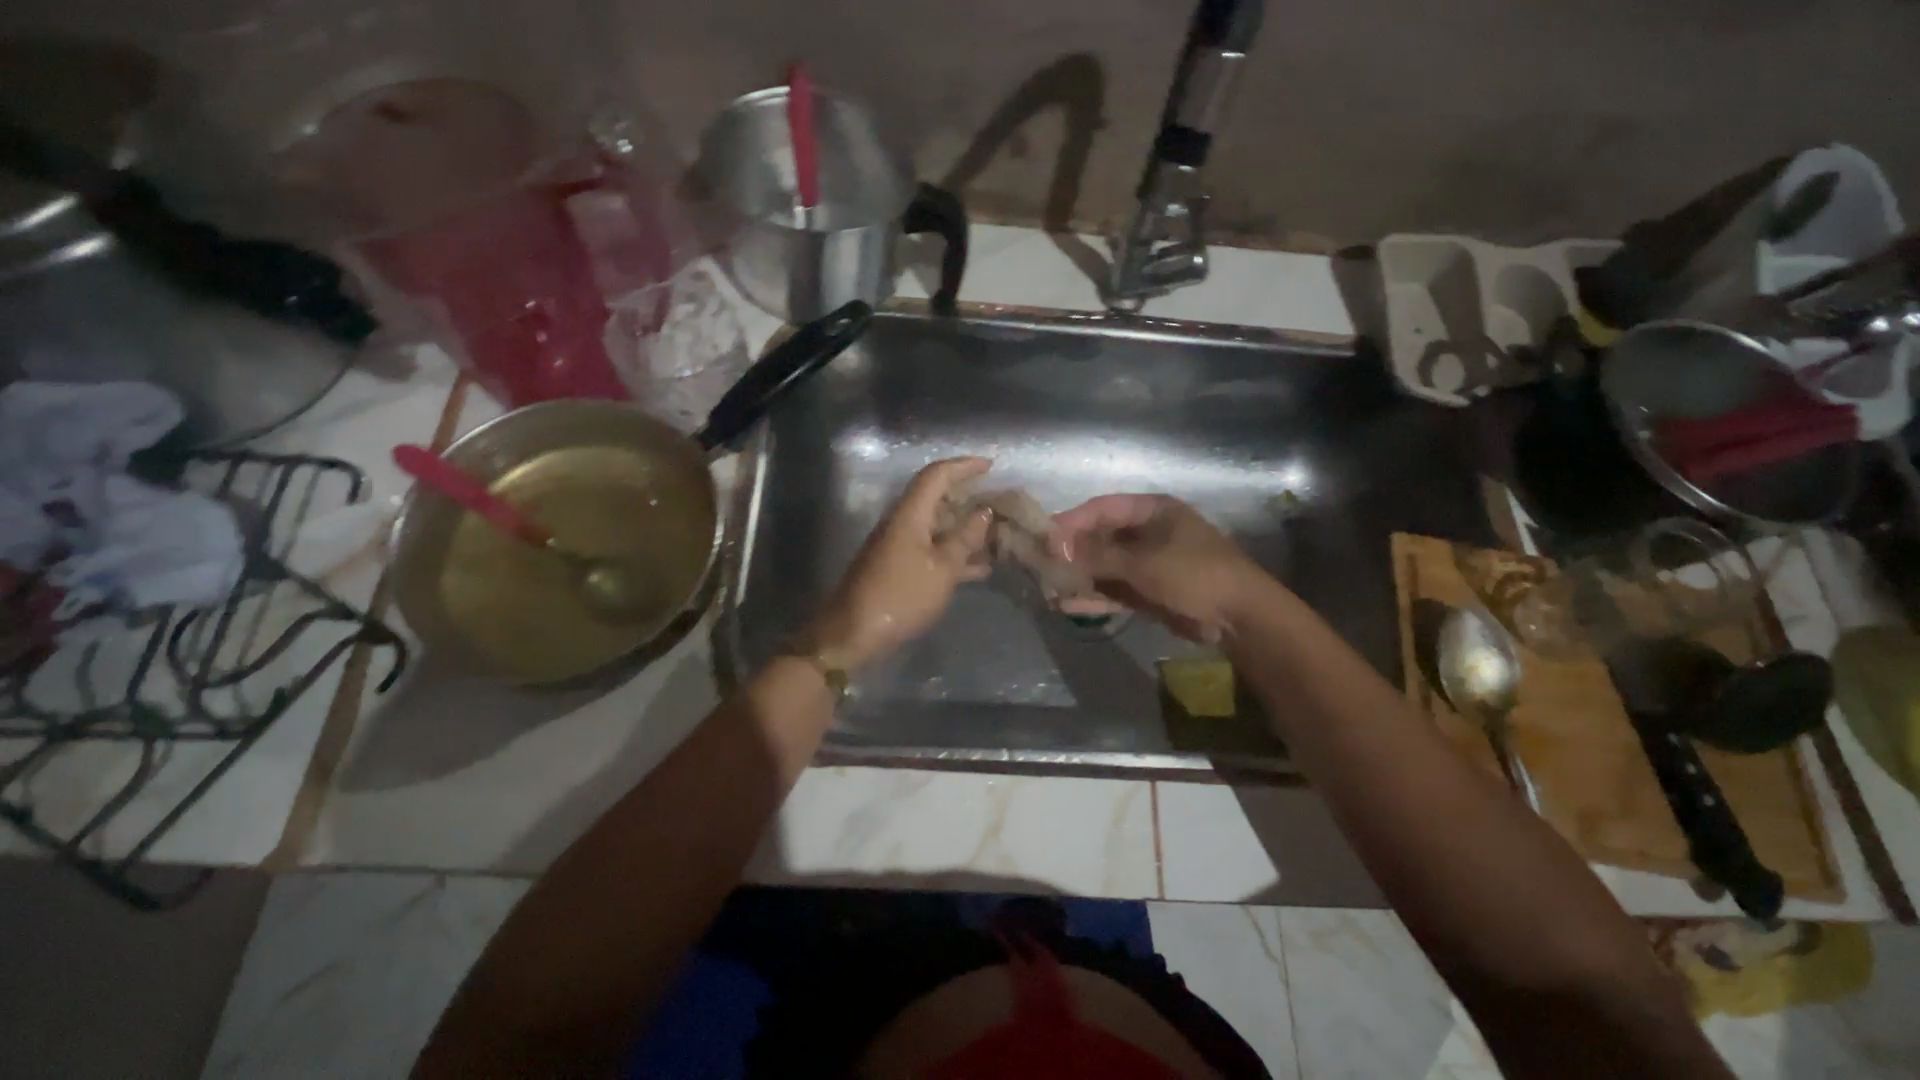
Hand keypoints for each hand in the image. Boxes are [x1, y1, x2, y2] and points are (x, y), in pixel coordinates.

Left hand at [807, 458, 993, 668]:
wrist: (853, 633)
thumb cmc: (901, 596)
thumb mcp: (942, 569)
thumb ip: (964, 539)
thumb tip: (984, 512)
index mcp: (910, 514)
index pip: (936, 475)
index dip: (964, 466)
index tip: (991, 466)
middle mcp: (902, 523)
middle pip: (935, 498)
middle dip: (968, 497)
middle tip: (999, 503)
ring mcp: (898, 546)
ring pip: (936, 526)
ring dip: (964, 528)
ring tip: (997, 535)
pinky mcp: (897, 567)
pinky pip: (931, 549)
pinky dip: (954, 553)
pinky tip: (980, 568)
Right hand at [1049, 494, 1264, 642]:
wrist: (1239, 616)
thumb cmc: (1195, 574)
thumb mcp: (1143, 562)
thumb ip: (1098, 555)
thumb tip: (1055, 547)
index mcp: (1152, 511)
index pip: (1102, 509)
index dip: (1072, 522)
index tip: (1043, 538)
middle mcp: (1148, 533)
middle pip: (1101, 538)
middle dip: (1072, 553)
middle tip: (1041, 566)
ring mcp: (1148, 564)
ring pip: (1105, 567)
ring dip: (1079, 578)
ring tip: (1049, 589)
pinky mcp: (1149, 591)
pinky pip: (1115, 589)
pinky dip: (1094, 596)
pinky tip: (1068, 605)